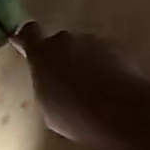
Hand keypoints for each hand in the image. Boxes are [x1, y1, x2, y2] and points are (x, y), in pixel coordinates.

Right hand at [12, 23, 149, 149]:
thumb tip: (50, 80)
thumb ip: (46, 85)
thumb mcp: (49, 108)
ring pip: (84, 50)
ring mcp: (93, 40)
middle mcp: (65, 40)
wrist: (124, 111)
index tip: (26, 43)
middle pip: (60, 44)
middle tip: (72, 84)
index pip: (28, 34)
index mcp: (42, 55)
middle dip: (64, 59)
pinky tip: (115, 89)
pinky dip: (107, 67)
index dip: (28, 38)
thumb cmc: (78, 116)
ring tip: (97, 91)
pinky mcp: (117, 46)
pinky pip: (105, 55)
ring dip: (87, 64)